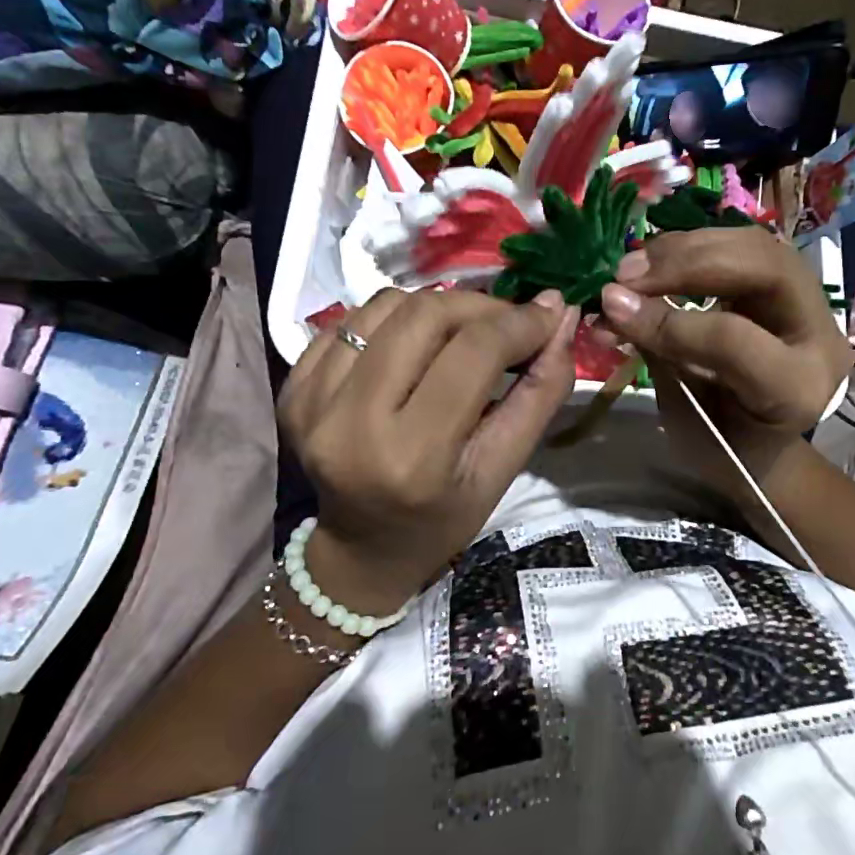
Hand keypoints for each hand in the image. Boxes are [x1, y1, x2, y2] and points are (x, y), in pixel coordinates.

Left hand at [279, 289, 576, 616]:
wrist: (362, 549)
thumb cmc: (443, 519)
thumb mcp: (504, 469)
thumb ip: (541, 394)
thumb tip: (561, 316)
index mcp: (412, 457)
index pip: (472, 353)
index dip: (519, 323)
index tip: (549, 315)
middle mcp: (350, 422)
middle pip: (425, 315)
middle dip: (481, 306)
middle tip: (509, 323)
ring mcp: (311, 400)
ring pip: (387, 306)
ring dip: (438, 309)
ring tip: (462, 336)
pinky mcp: (292, 385)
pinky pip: (351, 319)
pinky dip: (393, 321)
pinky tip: (412, 349)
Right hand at [598, 228, 851, 499]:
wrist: (757, 443)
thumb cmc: (719, 443)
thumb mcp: (686, 412)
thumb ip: (657, 353)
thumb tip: (610, 301)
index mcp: (798, 389)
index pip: (735, 339)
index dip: (671, 321)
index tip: (612, 308)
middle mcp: (820, 337)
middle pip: (763, 268)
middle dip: (686, 261)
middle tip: (625, 273)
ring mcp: (812, 303)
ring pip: (755, 245)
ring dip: (685, 246)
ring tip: (633, 265)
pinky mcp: (791, 282)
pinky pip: (744, 246)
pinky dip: (693, 247)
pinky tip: (656, 260)